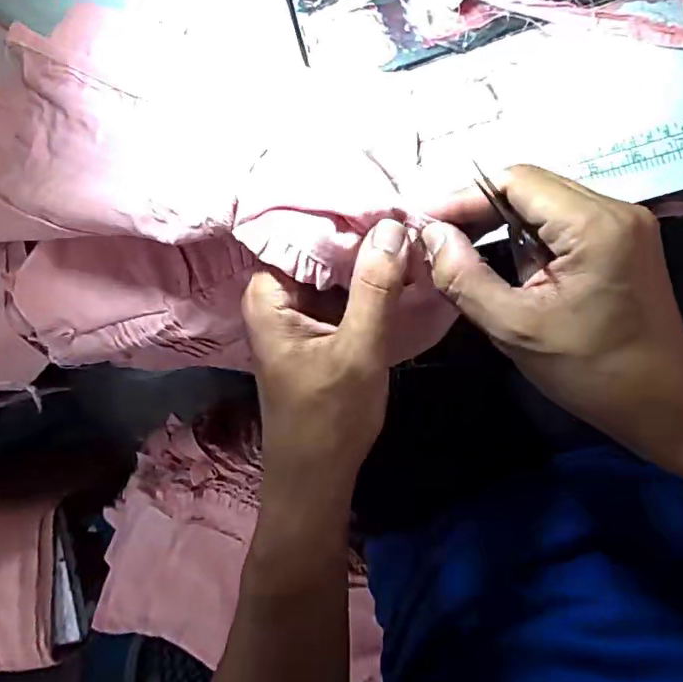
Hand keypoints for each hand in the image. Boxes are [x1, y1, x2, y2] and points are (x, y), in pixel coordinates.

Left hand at [241, 218, 412, 493]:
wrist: (318, 480)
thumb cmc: (328, 419)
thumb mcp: (358, 350)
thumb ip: (375, 289)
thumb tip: (394, 226)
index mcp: (269, 295)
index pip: (304, 233)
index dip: (346, 215)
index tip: (389, 201)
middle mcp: (278, 297)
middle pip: (322, 249)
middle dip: (364, 235)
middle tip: (411, 215)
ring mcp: (300, 313)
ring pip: (338, 271)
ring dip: (372, 259)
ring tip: (413, 235)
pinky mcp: (321, 328)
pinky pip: (346, 293)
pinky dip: (372, 284)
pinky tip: (404, 270)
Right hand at [421, 166, 682, 463]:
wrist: (664, 404)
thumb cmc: (592, 373)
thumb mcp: (516, 329)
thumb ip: (465, 277)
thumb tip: (432, 235)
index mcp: (596, 225)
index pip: (517, 180)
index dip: (466, 197)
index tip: (428, 222)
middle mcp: (617, 209)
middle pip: (533, 186)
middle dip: (482, 209)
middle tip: (441, 238)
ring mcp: (626, 222)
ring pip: (548, 203)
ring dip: (506, 223)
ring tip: (466, 250)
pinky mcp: (626, 239)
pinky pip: (567, 222)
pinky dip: (533, 237)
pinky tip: (509, 262)